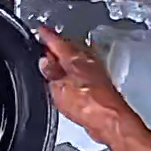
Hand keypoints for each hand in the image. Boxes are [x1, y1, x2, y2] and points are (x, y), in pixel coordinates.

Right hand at [36, 27, 147, 148]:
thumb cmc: (89, 104)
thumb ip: (50, 72)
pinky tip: (71, 78)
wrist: (110, 120)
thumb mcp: (59, 86)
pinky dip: (73, 72)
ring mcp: (95, 74)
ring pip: (77, 59)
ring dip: (66, 58)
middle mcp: (87, 63)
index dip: (47, 36)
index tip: (40, 30)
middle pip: (69, 48)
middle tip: (45, 43)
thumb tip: (44, 62)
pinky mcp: (98, 87)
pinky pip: (82, 72)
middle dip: (57, 45)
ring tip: (56, 60)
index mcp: (75, 59)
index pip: (58, 42)